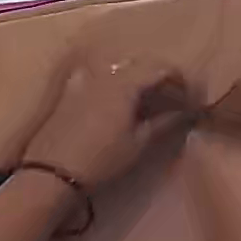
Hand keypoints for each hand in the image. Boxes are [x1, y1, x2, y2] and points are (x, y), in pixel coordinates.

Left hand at [18, 50, 193, 188]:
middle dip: (160, 77)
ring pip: (118, 69)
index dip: (180, 79)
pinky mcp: (69, 93)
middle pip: (140, 65)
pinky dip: (110, 81)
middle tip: (173, 95)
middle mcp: (105, 75)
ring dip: (136, 77)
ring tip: (146, 96)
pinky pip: (96, 76)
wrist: (50, 175)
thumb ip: (165, 122)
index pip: (161, 69)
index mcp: (126, 84)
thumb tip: (187, 112)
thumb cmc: (102, 159)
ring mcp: (84, 82)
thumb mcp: (139, 143)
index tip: (191, 95)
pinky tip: (112, 96)